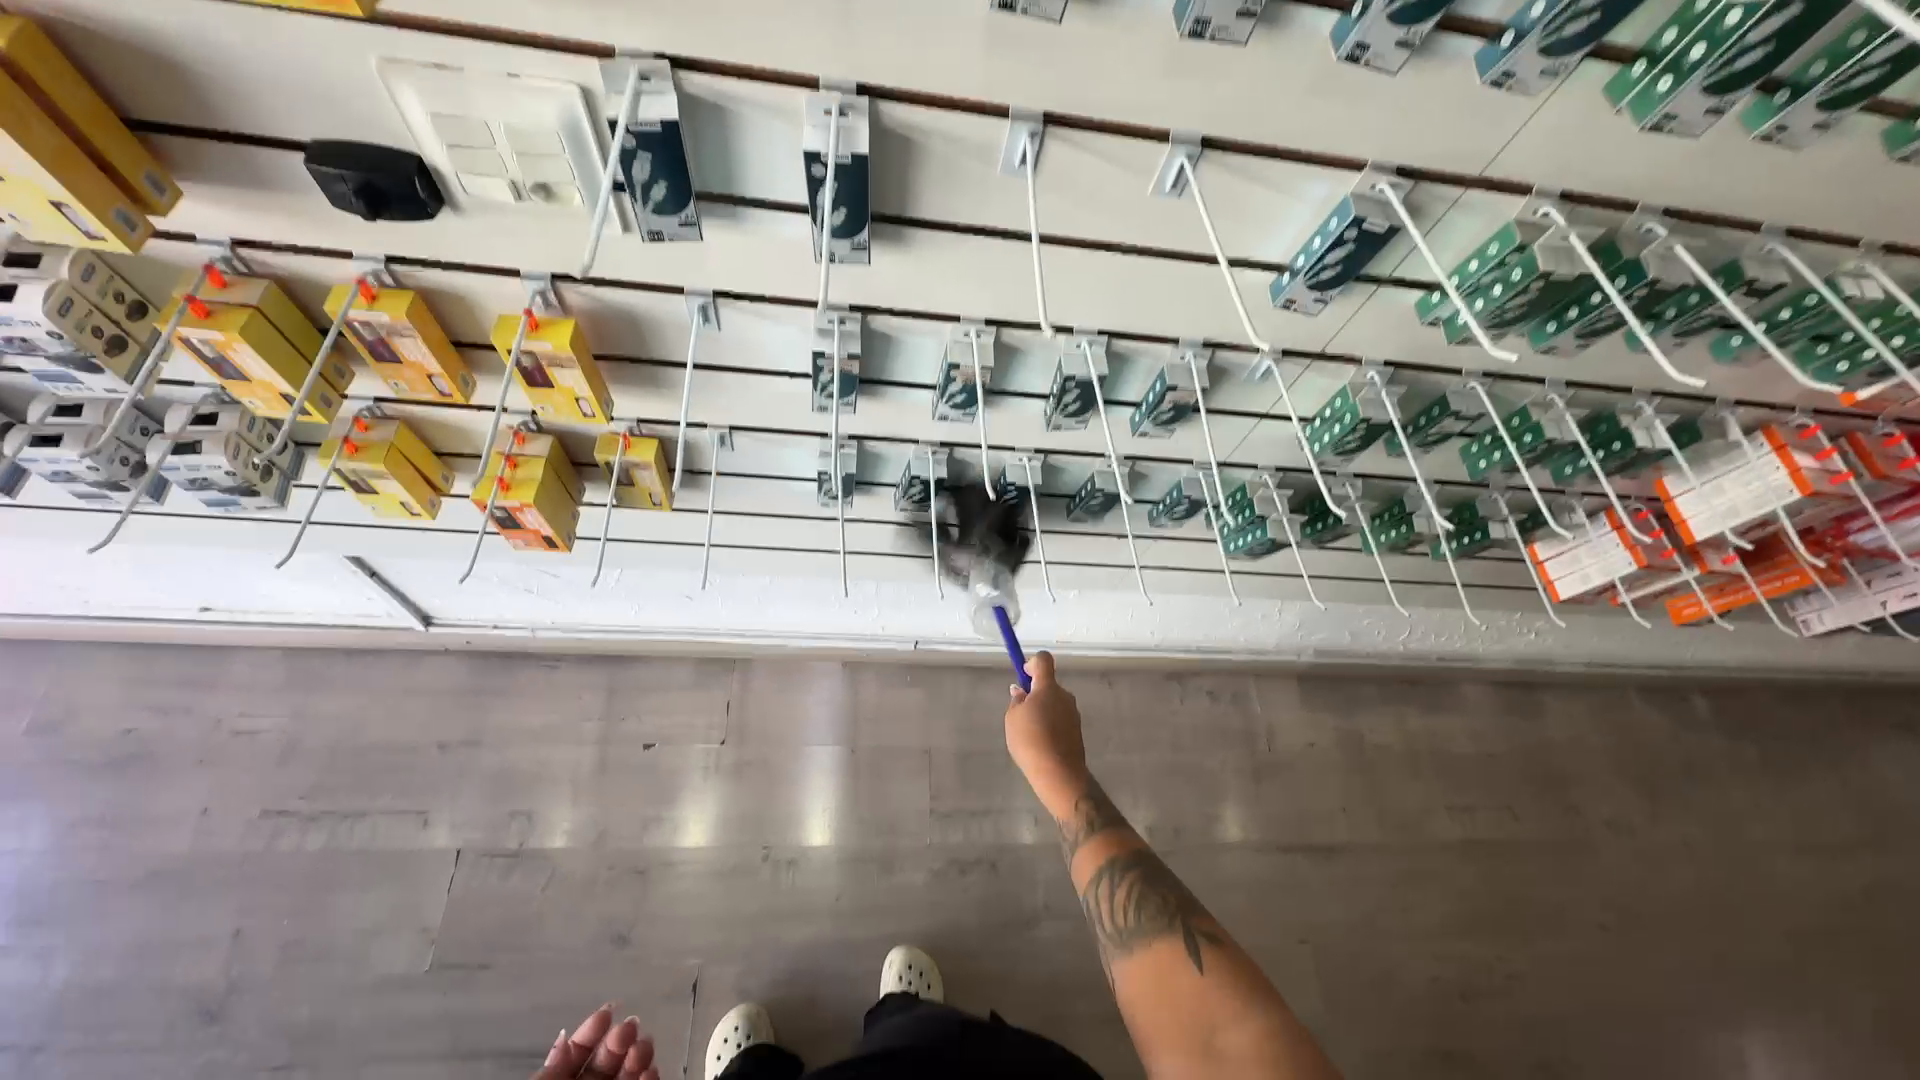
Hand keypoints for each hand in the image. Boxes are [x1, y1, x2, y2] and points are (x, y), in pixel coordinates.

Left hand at [532, 1004, 656, 1079]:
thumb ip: (550, 1073)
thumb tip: (564, 1037)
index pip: (577, 1052)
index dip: (592, 1031)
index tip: (608, 1012)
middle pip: (608, 1059)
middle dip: (620, 1039)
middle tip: (630, 1028)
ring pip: (629, 1072)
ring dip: (639, 1056)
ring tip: (642, 1049)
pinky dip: (651, 1079)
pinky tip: (651, 1072)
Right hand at [1005, 651, 1088, 799]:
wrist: (1058, 772)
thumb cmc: (1030, 740)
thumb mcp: (1012, 718)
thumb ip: (1017, 700)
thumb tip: (1021, 691)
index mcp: (1048, 687)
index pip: (1044, 660)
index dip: (1032, 663)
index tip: (1023, 675)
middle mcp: (1064, 695)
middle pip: (1049, 684)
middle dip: (1035, 693)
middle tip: (1021, 713)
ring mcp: (1073, 713)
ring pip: (1054, 703)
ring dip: (1043, 710)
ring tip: (1029, 732)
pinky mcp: (1076, 729)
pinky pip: (1060, 718)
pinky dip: (1050, 724)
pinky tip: (1041, 742)